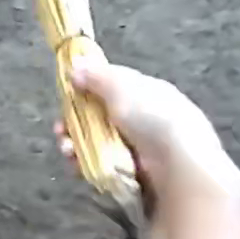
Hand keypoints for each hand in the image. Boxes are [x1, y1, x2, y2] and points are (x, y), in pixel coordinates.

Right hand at [55, 59, 239, 206]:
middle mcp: (144, 119)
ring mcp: (138, 147)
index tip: (67, 94)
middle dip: (75, 122)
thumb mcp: (122, 89)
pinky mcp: (132, 173)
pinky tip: (76, 166)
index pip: (113, 85)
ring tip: (66, 151)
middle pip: (100, 116)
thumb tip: (75, 65)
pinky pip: (101, 165)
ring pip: (97, 143)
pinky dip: (85, 164)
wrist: (179, 168)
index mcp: (148, 93)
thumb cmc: (154, 120)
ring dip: (75, 144)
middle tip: (60, 130)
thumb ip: (97, 77)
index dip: (88, 88)